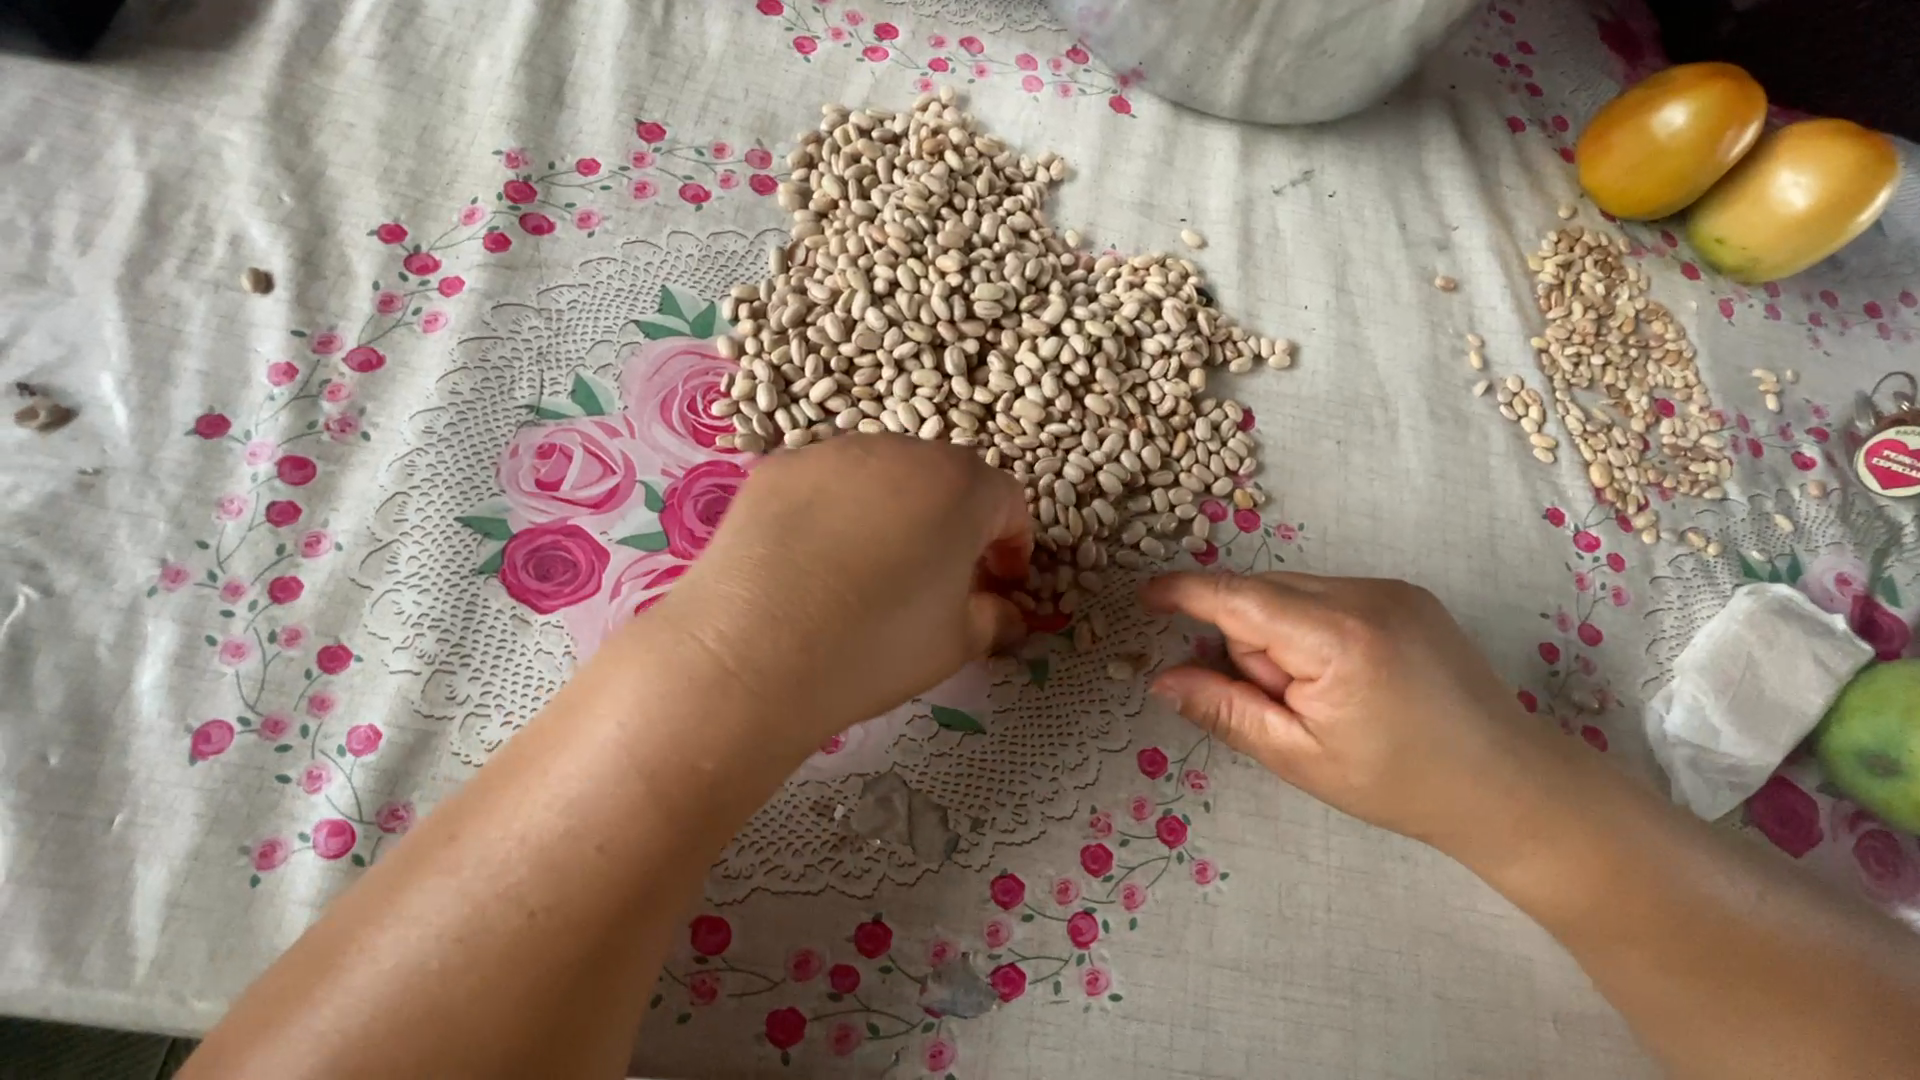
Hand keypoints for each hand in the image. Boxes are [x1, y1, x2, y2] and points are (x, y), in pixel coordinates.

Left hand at [637, 434, 1030, 750]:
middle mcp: (900, 451)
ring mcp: (832, 453)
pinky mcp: (777, 468)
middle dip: (953, 524)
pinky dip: (836, 512)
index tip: (1000, 582)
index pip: (1006, 503)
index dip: (1011, 546)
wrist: (749, 654)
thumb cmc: (873, 648)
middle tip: (938, 577)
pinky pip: (827, 484)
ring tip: (871, 570)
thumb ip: (993, 618)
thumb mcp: (954, 644)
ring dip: (895, 511)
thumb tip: (1005, 613)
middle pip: (945, 480)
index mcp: (960, 486)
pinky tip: (814, 562)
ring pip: (883, 476)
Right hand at [1141, 572, 1564, 852]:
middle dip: (1246, 639)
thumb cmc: (1399, 783)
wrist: (1511, 785)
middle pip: (1261, 593)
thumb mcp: (1297, 756)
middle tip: (1278, 700)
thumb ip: (1223, 710)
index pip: (1238, 598)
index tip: (1145, 596)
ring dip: (1277, 633)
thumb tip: (1161, 680)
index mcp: (1336, 639)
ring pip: (1290, 592)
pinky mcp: (1404, 592)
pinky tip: (1340, 674)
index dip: (1186, 593)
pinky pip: (1323, 594)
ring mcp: (1389, 588)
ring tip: (1318, 693)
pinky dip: (1307, 626)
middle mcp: (1364, 594)